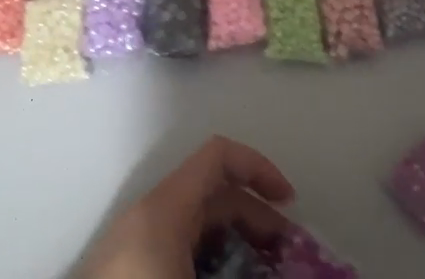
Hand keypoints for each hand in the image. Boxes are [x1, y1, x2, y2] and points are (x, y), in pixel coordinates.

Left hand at [77, 136, 295, 278]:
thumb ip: (249, 272)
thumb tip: (298, 274)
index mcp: (163, 209)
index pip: (218, 157)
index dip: (259, 169)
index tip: (290, 202)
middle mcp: (146, 216)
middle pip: (212, 196)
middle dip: (256, 220)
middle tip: (289, 256)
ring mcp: (133, 244)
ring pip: (195, 227)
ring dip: (235, 244)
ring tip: (264, 271)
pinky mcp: (126, 271)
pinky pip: (176, 250)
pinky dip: (208, 261)